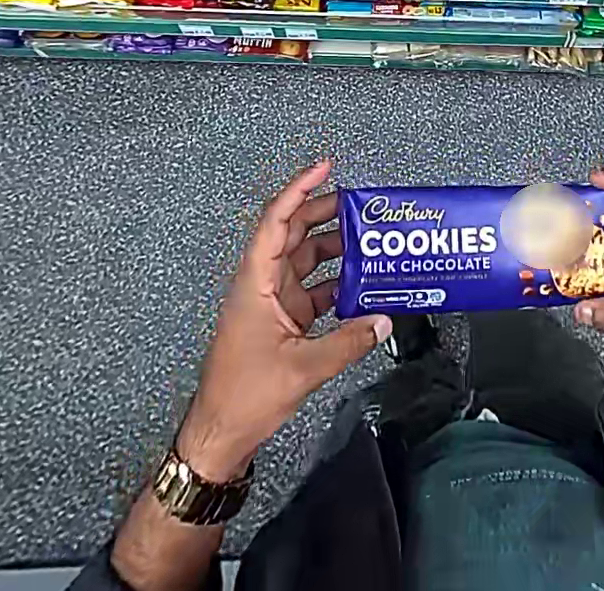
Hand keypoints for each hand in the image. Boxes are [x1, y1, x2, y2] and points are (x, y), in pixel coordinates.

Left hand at [175, 160, 391, 479]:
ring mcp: (274, 300)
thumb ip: (348, 341)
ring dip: (334, 245)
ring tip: (367, 237)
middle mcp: (263, 284)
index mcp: (256, 284)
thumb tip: (382, 320)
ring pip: (305, 257)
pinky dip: (338, 278)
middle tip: (358, 202)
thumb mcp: (302, 368)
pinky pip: (315, 285)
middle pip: (292, 232)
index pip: (276, 222)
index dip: (299, 190)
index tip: (324, 168)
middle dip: (324, 211)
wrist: (220, 434)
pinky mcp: (284, 317)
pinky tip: (362, 282)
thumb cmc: (244, 397)